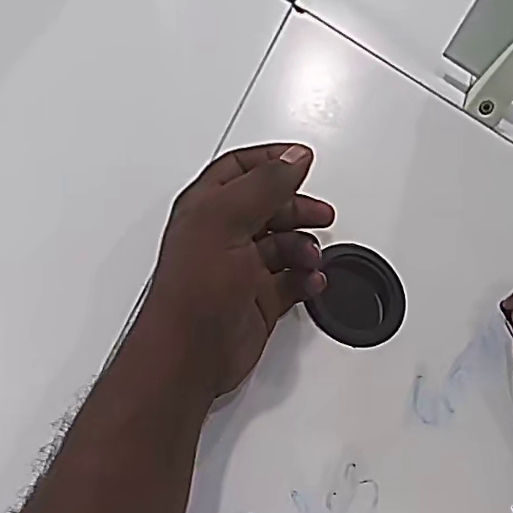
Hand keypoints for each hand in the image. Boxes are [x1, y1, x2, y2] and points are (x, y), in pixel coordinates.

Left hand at [135, 143, 335, 398]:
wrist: (193, 353)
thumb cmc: (193, 293)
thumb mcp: (227, 222)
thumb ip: (263, 185)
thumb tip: (293, 160)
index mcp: (207, 208)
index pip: (241, 170)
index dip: (273, 160)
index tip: (302, 159)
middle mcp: (224, 236)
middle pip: (269, 207)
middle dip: (297, 207)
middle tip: (320, 212)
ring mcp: (242, 269)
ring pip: (284, 245)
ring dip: (304, 246)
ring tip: (312, 255)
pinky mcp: (258, 300)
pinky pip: (292, 281)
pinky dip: (306, 278)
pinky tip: (311, 280)